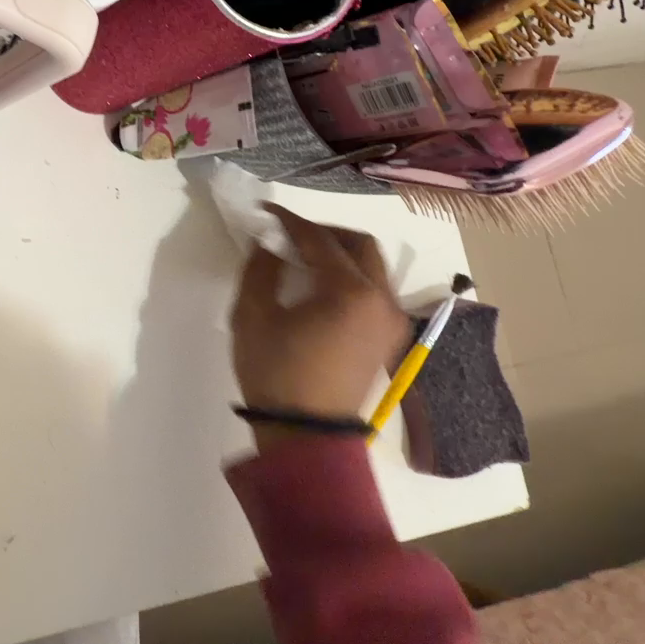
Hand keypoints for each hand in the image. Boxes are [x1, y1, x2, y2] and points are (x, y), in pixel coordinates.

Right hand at [231, 204, 408, 443]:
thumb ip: (261, 269)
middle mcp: (382, 300)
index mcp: (350, 292)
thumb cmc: (275, 371)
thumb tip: (269, 242)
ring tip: (301, 256)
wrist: (306, 432)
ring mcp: (391, 321)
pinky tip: (319, 284)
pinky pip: (374, 290)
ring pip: (372, 267)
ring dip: (339, 253)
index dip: (289, 221)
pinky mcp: (388, 338)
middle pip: (360, 245)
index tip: (264, 211)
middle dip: (323, 231)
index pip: (319, 240)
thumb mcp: (252, 315)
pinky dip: (350, 276)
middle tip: (289, 232)